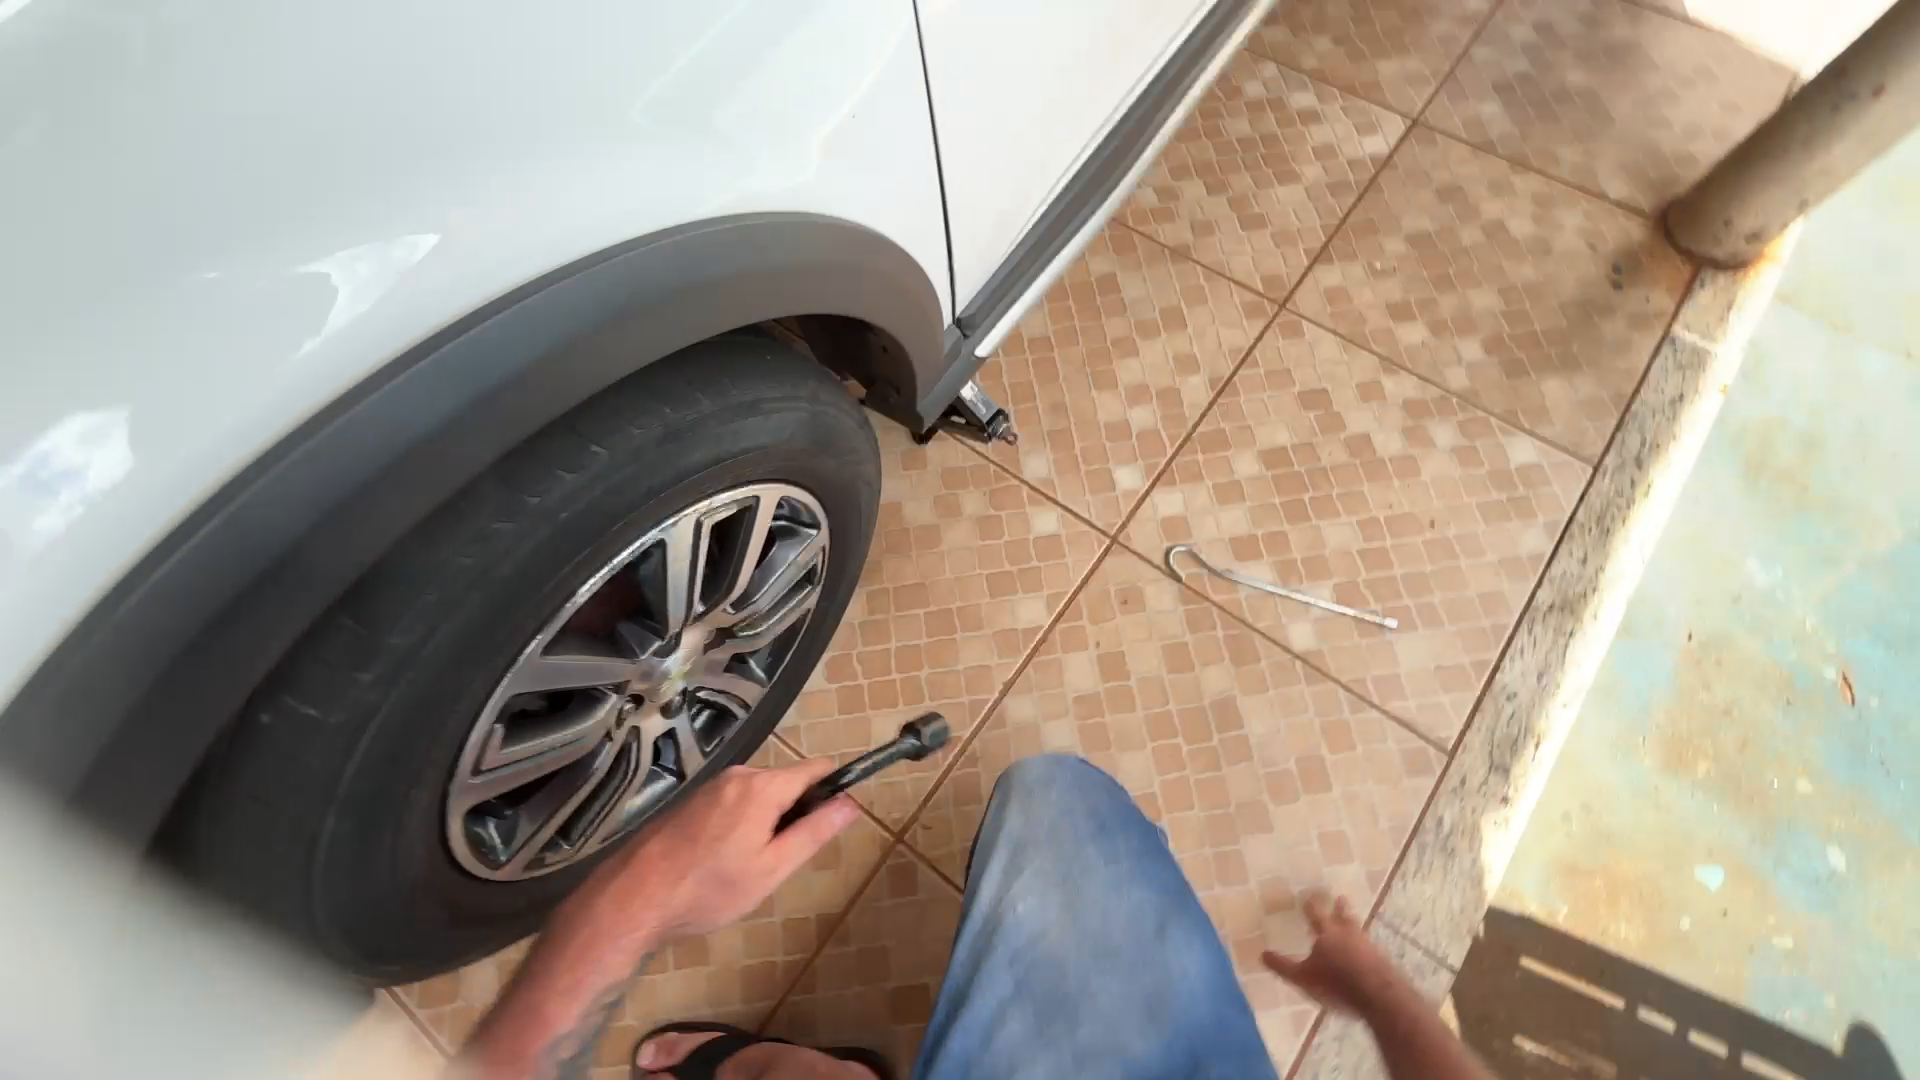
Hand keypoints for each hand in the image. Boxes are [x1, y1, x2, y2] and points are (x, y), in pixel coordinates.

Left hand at [561, 758, 861, 949]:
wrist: (633, 897)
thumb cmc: (709, 889)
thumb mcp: (772, 868)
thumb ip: (814, 832)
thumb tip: (851, 803)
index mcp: (764, 786)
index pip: (816, 768)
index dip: (834, 788)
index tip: (835, 819)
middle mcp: (740, 774)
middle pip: (788, 783)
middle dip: (796, 813)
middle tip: (782, 861)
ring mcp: (713, 785)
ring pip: (761, 794)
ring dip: (768, 821)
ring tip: (750, 866)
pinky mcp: (694, 799)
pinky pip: (736, 801)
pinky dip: (744, 823)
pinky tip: (725, 860)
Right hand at [1263, 895, 1401, 1015]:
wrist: (1381, 999)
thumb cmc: (1337, 984)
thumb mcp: (1303, 978)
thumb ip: (1284, 966)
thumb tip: (1262, 953)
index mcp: (1327, 933)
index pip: (1315, 913)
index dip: (1311, 904)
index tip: (1309, 894)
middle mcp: (1348, 934)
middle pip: (1343, 916)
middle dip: (1340, 907)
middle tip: (1341, 897)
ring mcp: (1369, 947)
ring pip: (1359, 930)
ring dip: (1354, 925)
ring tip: (1353, 922)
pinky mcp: (1384, 963)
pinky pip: (1372, 949)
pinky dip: (1366, 947)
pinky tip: (1367, 953)